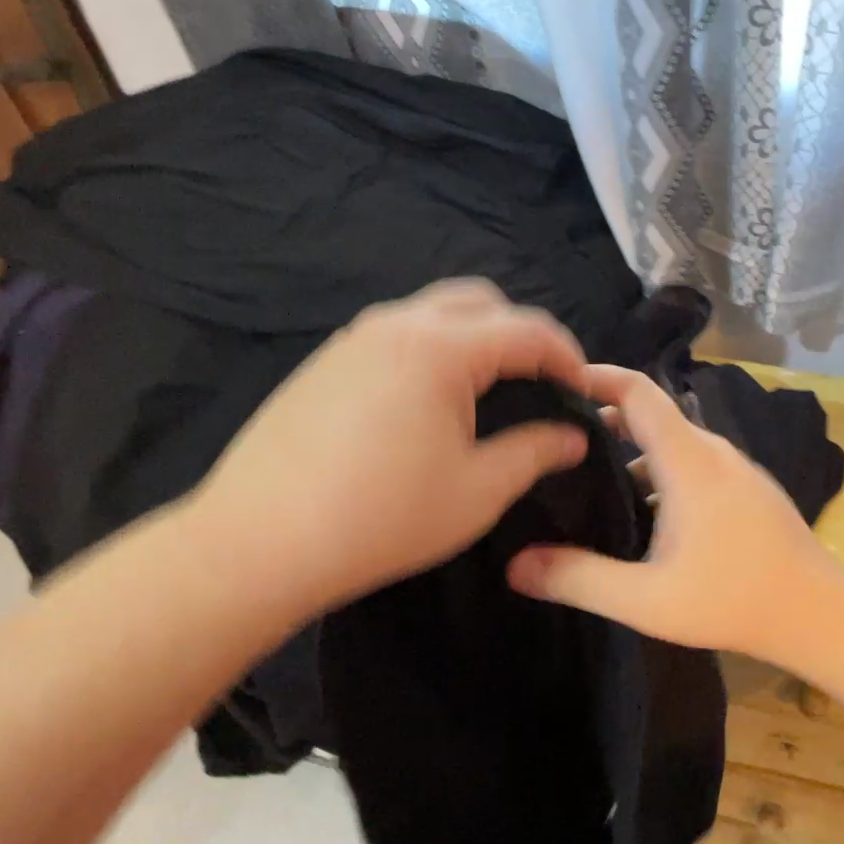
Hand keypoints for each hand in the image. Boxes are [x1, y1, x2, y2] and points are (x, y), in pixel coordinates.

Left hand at [183, 278, 590, 614]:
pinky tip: (427, 405)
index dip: (567, 355)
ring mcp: (353, 340)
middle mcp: (397, 324)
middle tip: (538, 385)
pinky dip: (431, 351)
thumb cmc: (383, 517)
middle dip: (520, 334)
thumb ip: (535, 452)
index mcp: (441, 347)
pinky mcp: (324, 363)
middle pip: (480, 301)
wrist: (259, 542)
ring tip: (487, 393)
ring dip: (473, 339)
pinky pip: (395, 335)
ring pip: (432, 313)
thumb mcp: (478, 491)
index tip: (583, 391)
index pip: (526, 330)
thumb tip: (574, 436)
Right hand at [507, 364, 841, 654]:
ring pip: (675, 443)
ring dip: (633, 451)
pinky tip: (645, 514)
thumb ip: (579, 579)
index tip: (557, 381)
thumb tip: (516, 566)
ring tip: (592, 479)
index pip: (638, 391)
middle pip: (653, 415)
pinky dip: (660, 471)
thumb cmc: (733, 599)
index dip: (597, 376)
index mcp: (688, 460)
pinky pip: (695, 463)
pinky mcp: (748, 490)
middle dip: (605, 419)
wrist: (818, 613)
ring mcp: (737, 470)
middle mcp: (714, 452)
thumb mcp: (646, 598)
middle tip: (558, 441)